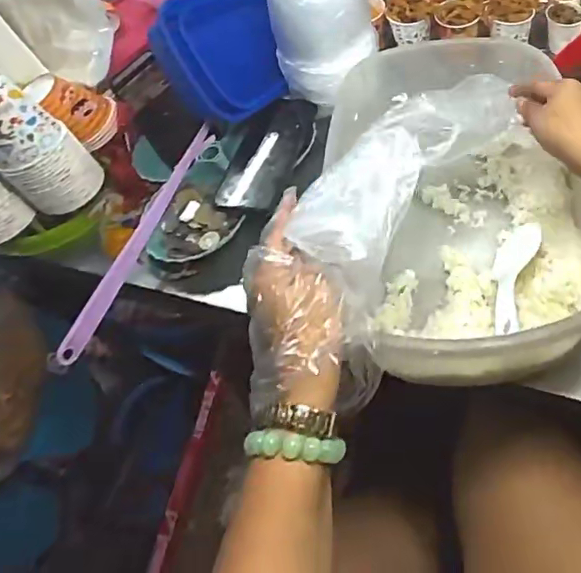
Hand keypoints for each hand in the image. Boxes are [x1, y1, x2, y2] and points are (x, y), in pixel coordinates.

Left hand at [247, 190, 340, 408]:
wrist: (297, 387)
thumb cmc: (311, 332)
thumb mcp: (323, 289)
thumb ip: (318, 262)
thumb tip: (318, 245)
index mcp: (267, 272)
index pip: (275, 232)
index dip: (287, 212)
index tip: (296, 194)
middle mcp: (258, 284)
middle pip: (272, 248)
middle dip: (290, 230)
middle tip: (311, 212)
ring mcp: (262, 303)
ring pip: (276, 265)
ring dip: (293, 250)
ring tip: (317, 234)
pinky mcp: (271, 317)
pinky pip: (281, 280)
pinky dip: (296, 267)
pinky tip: (315, 265)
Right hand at [510, 79, 580, 175]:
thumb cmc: (562, 132)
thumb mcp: (537, 120)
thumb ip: (527, 108)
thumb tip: (523, 101)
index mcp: (564, 84)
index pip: (537, 84)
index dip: (521, 90)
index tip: (510, 93)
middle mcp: (579, 89)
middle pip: (551, 93)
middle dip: (536, 102)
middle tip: (522, 111)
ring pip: (562, 104)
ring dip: (548, 111)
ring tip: (535, 123)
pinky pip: (571, 114)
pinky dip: (560, 119)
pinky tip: (552, 129)